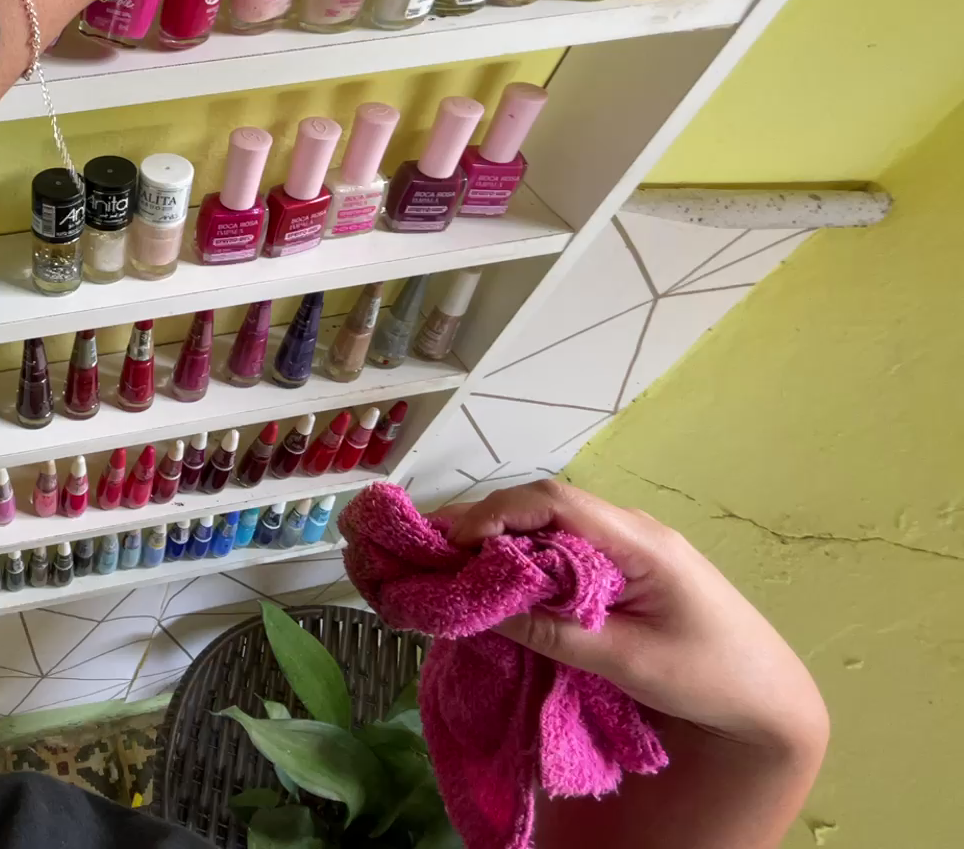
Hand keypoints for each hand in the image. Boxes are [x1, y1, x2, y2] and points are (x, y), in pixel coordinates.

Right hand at [437, 480, 827, 757]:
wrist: (772, 705)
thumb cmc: (710, 680)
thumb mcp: (625, 661)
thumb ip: (549, 630)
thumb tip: (474, 603)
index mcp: (640, 542)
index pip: (552, 501)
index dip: (495, 512)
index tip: (453, 541)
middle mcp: (627, 528)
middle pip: (539, 503)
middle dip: (482, 519)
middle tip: (434, 547)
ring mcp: (622, 540)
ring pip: (543, 518)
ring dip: (495, 533)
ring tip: (450, 555)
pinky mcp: (614, 560)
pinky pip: (555, 539)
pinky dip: (516, 547)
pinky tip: (491, 566)